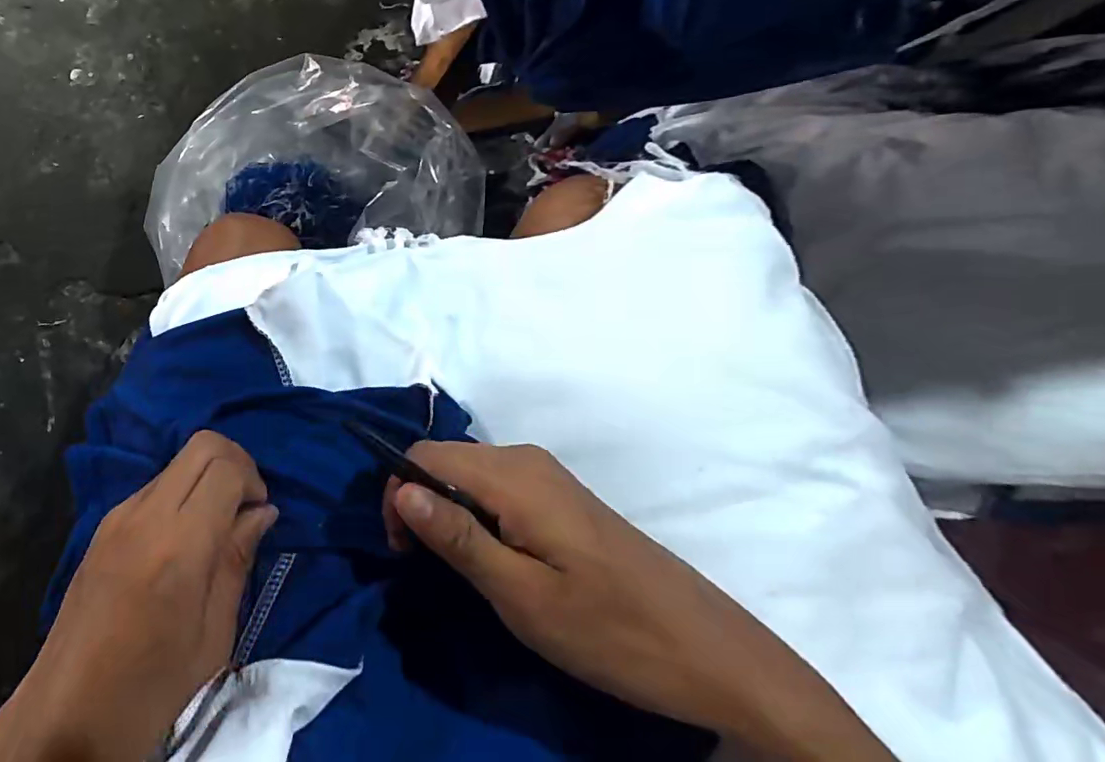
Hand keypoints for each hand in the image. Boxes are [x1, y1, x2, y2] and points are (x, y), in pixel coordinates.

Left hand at [0, 430, 277, 761]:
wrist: (66, 715)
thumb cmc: (151, 687)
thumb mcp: (213, 634)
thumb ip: (237, 559)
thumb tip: (263, 511)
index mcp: (178, 544)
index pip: (225, 466)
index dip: (253, 478)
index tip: (260, 512)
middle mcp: (145, 514)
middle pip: (202, 444)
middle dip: (235, 462)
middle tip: (245, 506)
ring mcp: (118, 515)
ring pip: (177, 462)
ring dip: (206, 477)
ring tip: (216, 525)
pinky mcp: (103, 525)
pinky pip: (155, 486)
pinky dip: (182, 493)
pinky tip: (184, 538)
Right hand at [384, 442, 892, 761]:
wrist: (706, 650)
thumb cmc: (607, 630)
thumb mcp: (521, 595)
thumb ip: (457, 536)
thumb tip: (400, 488)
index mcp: (513, 475)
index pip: (424, 455)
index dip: (398, 493)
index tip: (403, 551)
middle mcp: (526, 458)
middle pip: (446, 459)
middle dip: (419, 501)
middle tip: (425, 564)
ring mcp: (548, 474)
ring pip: (470, 472)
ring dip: (447, 510)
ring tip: (459, 566)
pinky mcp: (561, 495)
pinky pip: (497, 486)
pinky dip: (476, 512)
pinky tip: (493, 556)